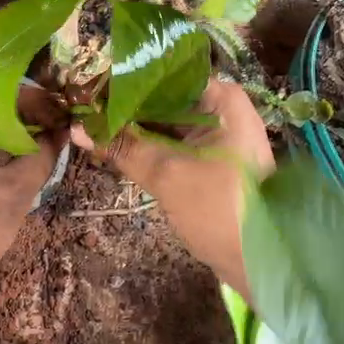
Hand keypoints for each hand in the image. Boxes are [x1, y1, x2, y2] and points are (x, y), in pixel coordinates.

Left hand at [0, 105, 60, 302]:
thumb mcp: (15, 194)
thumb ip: (42, 155)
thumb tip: (61, 131)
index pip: (9, 93)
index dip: (42, 104)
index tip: (65, 118)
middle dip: (24, 113)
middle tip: (54, 130)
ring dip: (4, 125)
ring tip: (36, 141)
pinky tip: (5, 153)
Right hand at [71, 78, 273, 294]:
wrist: (265, 266)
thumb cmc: (220, 209)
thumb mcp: (166, 174)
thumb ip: (122, 146)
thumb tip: (78, 127)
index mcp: (221, 97)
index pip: (163, 77)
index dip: (124, 84)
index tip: (88, 92)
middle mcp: (222, 106)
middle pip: (163, 98)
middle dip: (125, 108)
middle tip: (83, 111)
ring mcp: (219, 133)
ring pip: (165, 121)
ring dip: (134, 128)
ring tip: (91, 126)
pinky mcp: (213, 158)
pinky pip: (174, 141)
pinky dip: (149, 145)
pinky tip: (115, 146)